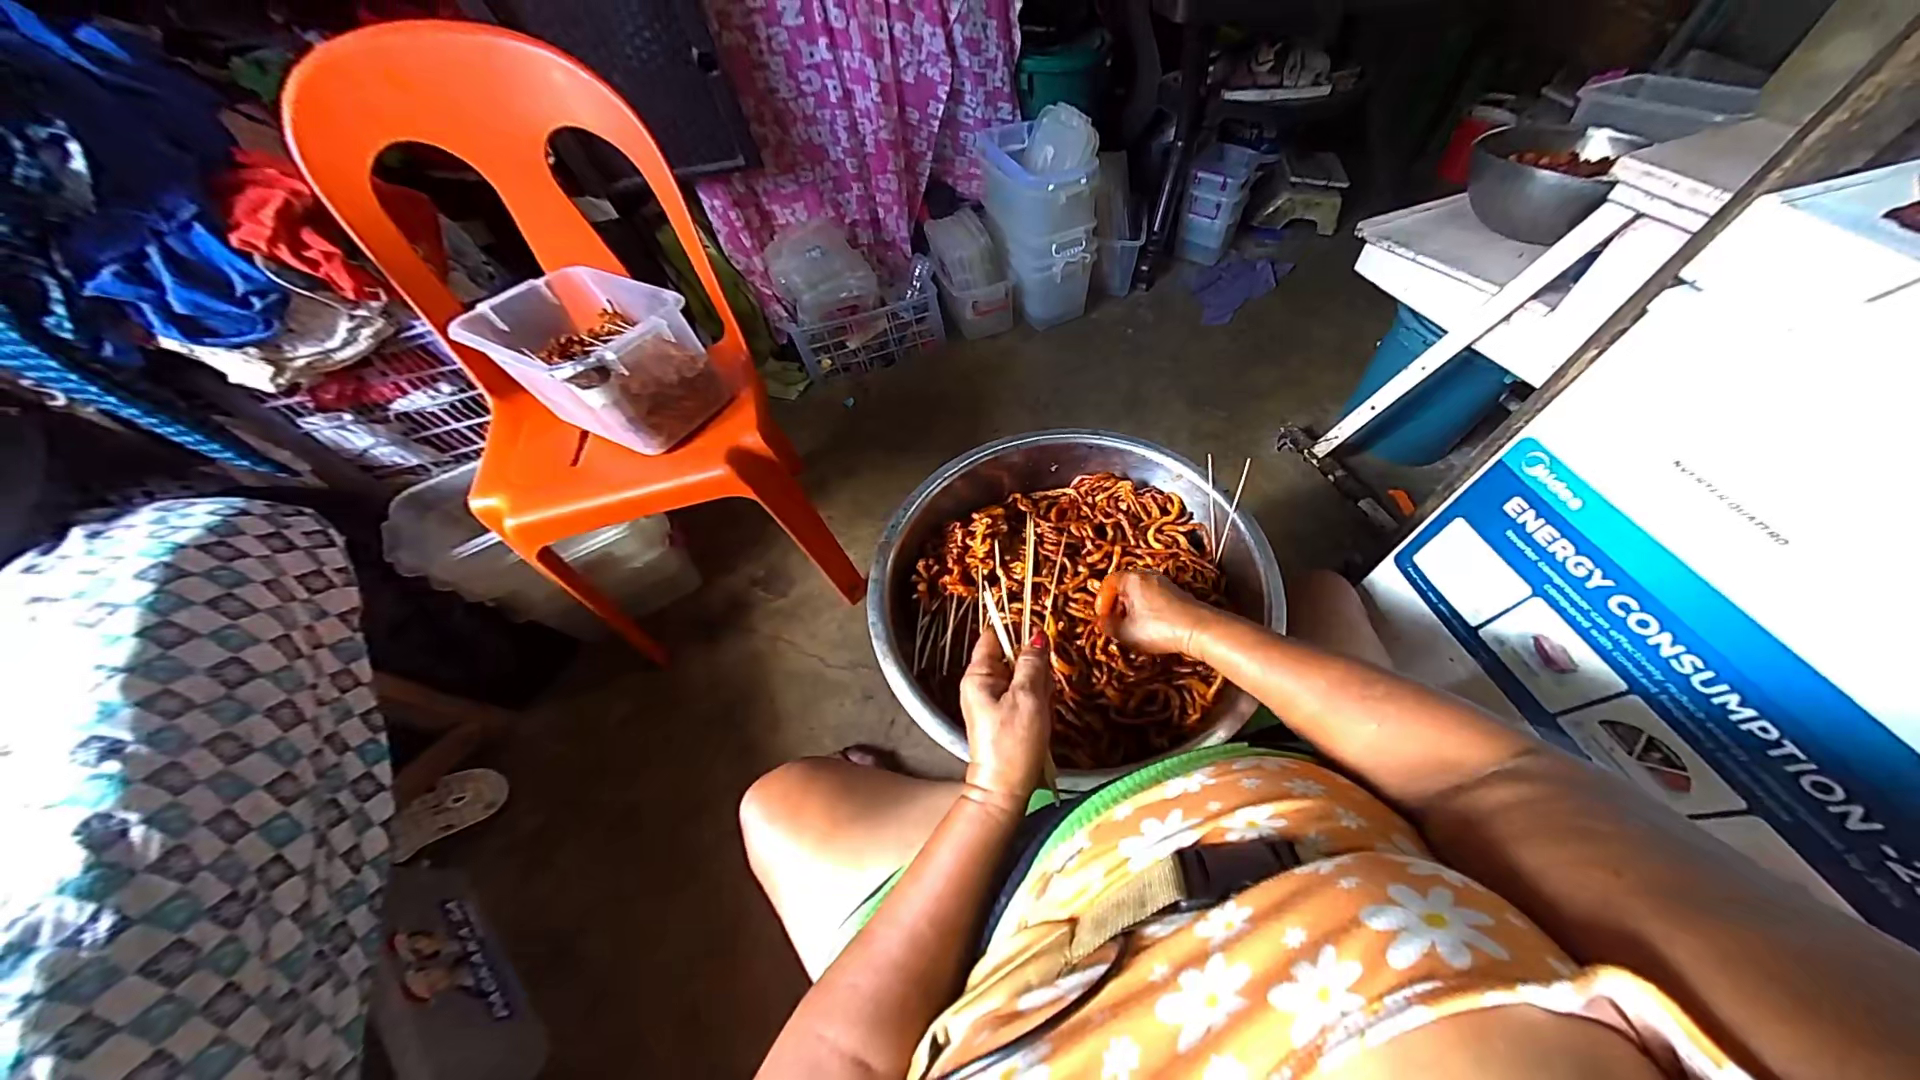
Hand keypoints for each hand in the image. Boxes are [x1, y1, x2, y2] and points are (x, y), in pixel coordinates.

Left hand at [958, 624, 1052, 807]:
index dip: (1015, 631)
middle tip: (1043, 684)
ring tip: (1043, 704)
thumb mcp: (1028, 697)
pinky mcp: (1004, 716)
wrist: (1005, 789)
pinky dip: (1036, 700)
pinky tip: (1043, 715)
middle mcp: (980, 684)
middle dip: (1032, 664)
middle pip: (1010, 656)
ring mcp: (992, 701)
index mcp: (978, 675)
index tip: (1039, 633)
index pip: (993, 637)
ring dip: (1038, 684)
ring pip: (1021, 676)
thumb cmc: (1012, 744)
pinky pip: (1023, 695)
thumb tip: (1037, 635)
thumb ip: (1033, 663)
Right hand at [1095, 571, 1211, 655]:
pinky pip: (1152, 598)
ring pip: (1139, 593)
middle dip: (1116, 606)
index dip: (1101, 601)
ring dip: (1131, 609)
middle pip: (1124, 587)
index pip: (1108, 583)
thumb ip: (1108, 627)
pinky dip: (1145, 610)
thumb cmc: (1157, 628)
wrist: (1199, 629)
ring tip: (1130, 627)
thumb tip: (1103, 623)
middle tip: (1113, 623)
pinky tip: (1148, 627)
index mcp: (1131, 578)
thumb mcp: (1125, 632)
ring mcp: (1164, 583)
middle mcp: (1147, 575)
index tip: (1102, 618)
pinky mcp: (1177, 594)